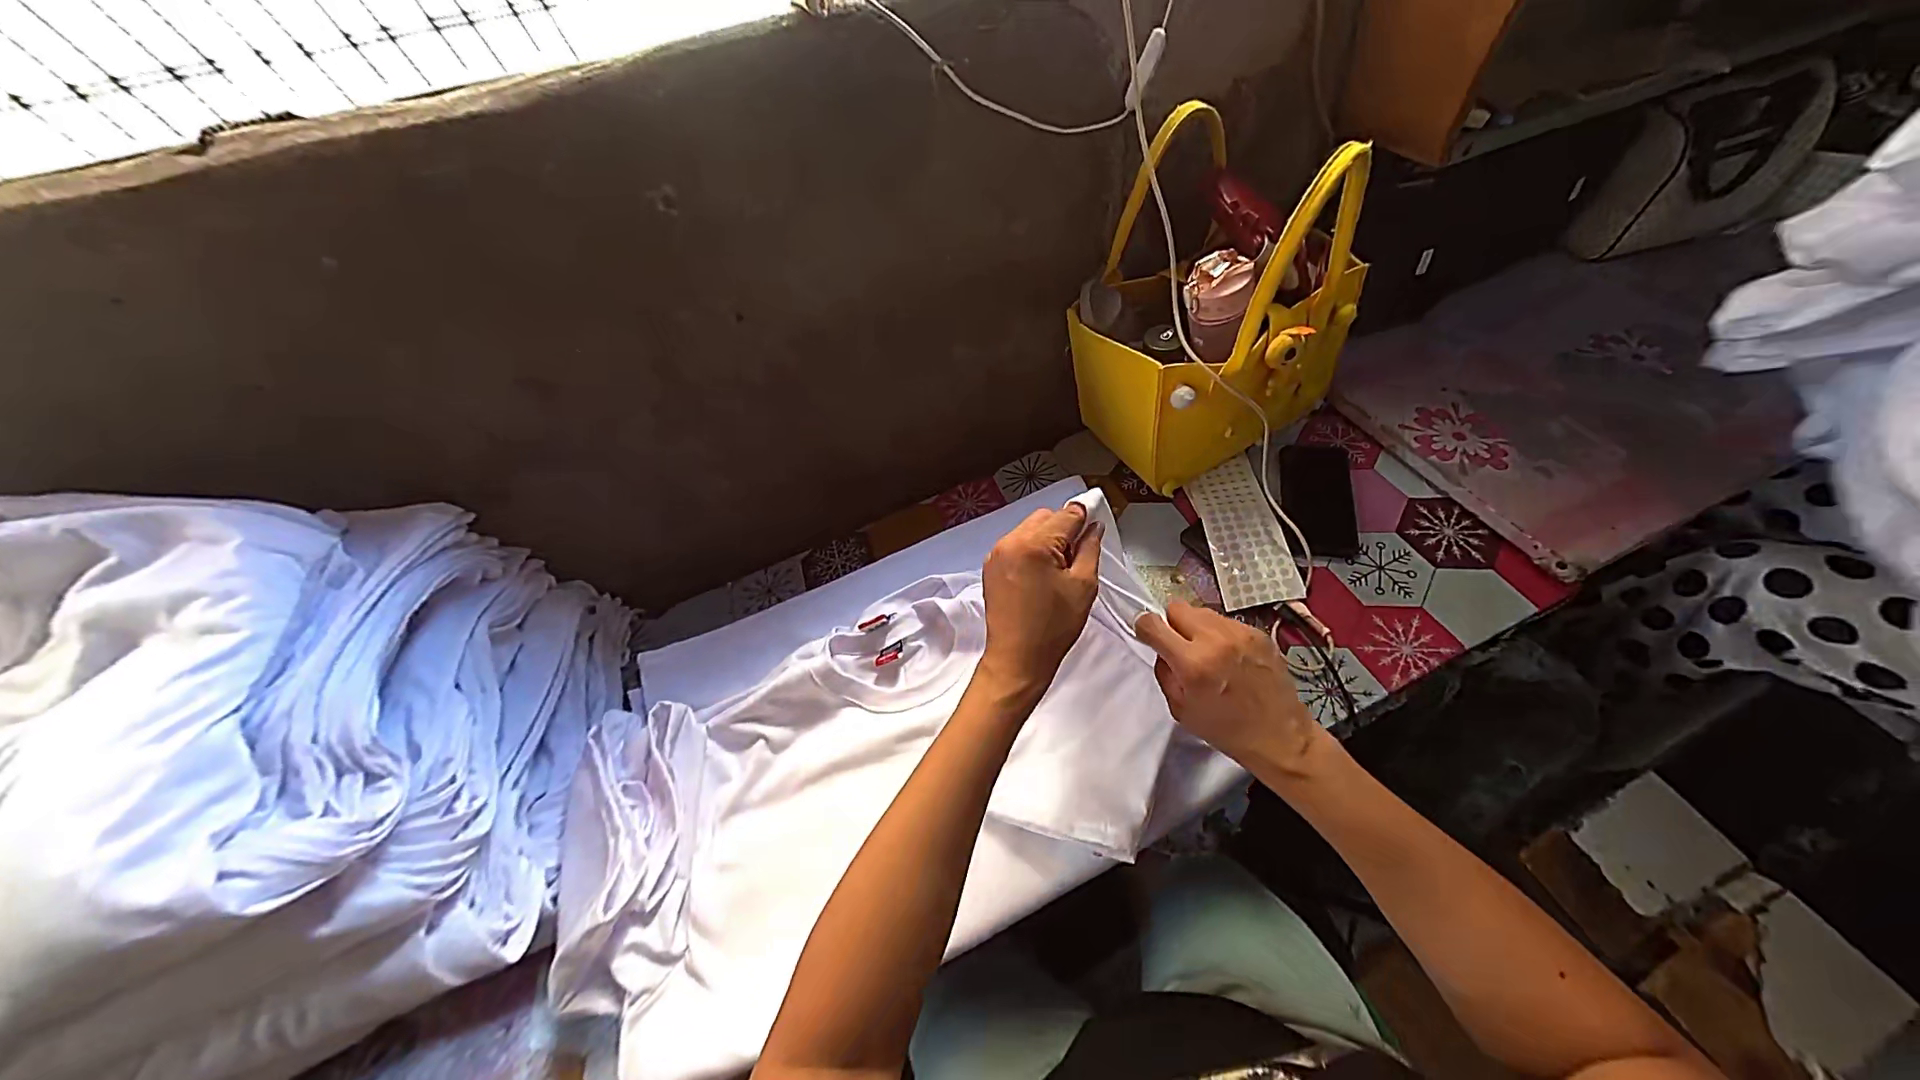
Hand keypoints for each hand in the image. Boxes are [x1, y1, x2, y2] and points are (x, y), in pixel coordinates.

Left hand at [977, 503, 1101, 696]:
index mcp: (1032, 545)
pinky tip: (1042, 576)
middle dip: (1064, 530)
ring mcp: (997, 555)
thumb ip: (1090, 548)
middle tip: (1077, 557)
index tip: (1095, 523)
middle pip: (1045, 517)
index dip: (1085, 519)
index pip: (1066, 515)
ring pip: (1030, 529)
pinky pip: (1016, 545)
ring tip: (1059, 572)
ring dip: (1047, 540)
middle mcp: (1009, 543)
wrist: (1018, 658)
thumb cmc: (1049, 630)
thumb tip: (1093, 528)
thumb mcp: (1083, 585)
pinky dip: (1031, 551)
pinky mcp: (991, 567)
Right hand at [1134, 601, 1328, 779]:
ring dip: (1197, 627)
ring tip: (1207, 652)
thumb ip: (1165, 672)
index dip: (1145, 628)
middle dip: (1173, 625)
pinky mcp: (1258, 633)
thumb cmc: (1227, 729)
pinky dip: (1220, 634)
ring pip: (1202, 611)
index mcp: (1193, 663)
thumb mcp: (1180, 709)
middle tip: (1181, 647)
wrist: (1280, 736)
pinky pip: (1226, 621)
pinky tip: (1229, 656)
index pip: (1153, 623)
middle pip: (1177, 607)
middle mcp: (1216, 640)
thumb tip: (1161, 650)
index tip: (1149, 636)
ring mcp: (1241, 633)